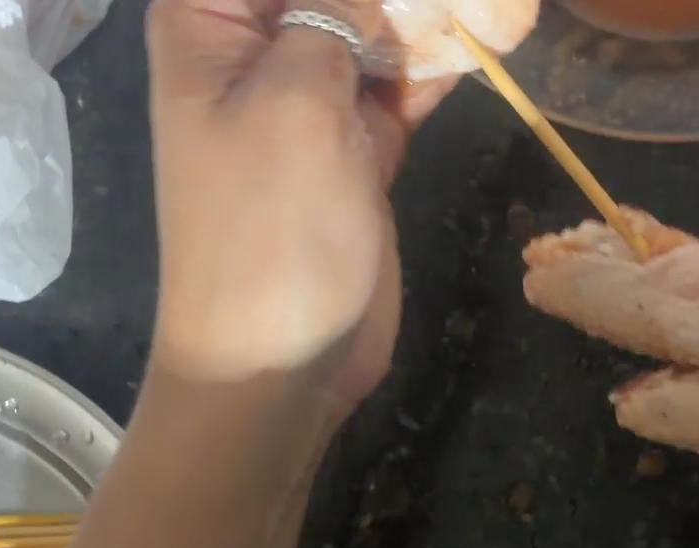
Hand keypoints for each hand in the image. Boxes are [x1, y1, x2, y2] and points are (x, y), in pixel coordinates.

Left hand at [145, 0, 453, 404]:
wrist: (280, 360)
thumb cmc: (270, 231)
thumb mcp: (294, 102)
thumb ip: (333, 14)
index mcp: (210, 22)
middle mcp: (257, 52)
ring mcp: (312, 107)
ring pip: (370, 28)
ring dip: (419, 16)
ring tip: (487, 4)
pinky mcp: (357, 156)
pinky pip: (398, 92)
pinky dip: (434, 70)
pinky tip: (481, 44)